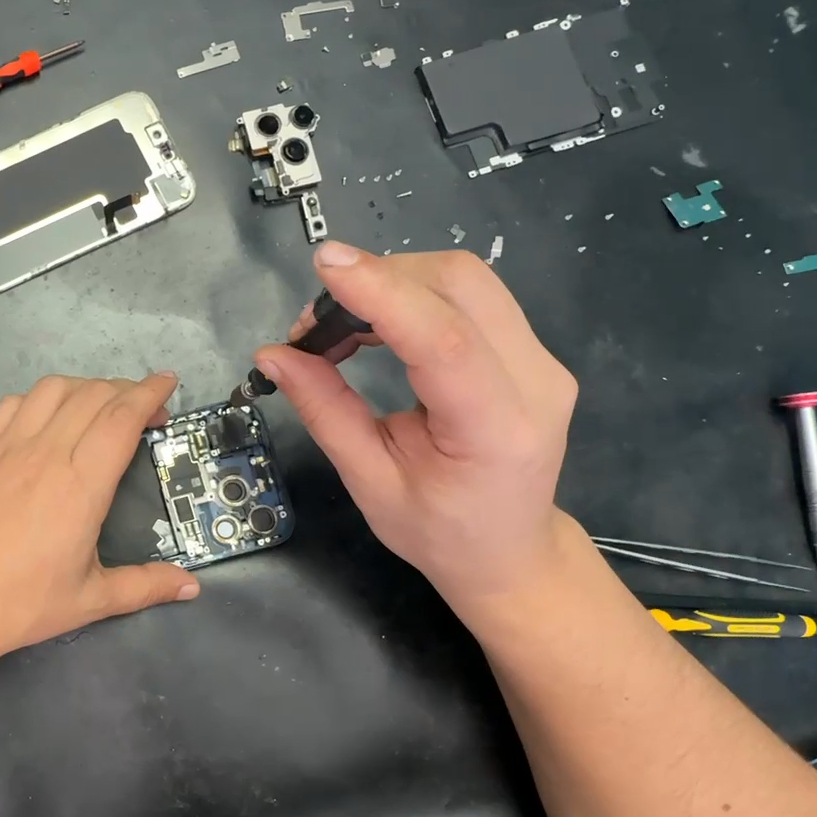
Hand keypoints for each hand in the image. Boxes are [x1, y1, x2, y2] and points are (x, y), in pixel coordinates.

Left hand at [0, 374, 199, 681]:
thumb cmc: (18, 606)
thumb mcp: (90, 601)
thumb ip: (145, 586)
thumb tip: (191, 587)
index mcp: (79, 484)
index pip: (121, 416)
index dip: (149, 391)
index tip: (168, 382)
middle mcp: (43, 453)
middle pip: (92, 394)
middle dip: (126, 389)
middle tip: (145, 410)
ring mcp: (5, 449)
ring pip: (50, 390)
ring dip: (83, 387)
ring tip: (99, 408)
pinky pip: (11, 406)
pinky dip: (39, 399)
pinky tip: (44, 418)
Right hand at [254, 242, 577, 601]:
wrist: (509, 552)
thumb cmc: (438, 532)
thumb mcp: (369, 482)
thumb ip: (325, 411)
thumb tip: (274, 354)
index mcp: (495, 428)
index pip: (443, 338)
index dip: (382, 292)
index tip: (324, 264)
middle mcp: (535, 380)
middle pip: (461, 284)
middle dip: (379, 279)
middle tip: (316, 322)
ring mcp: (541, 358)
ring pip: (465, 280)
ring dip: (392, 283)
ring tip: (337, 327)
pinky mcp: (529, 349)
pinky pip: (468, 297)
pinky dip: (409, 296)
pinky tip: (371, 327)